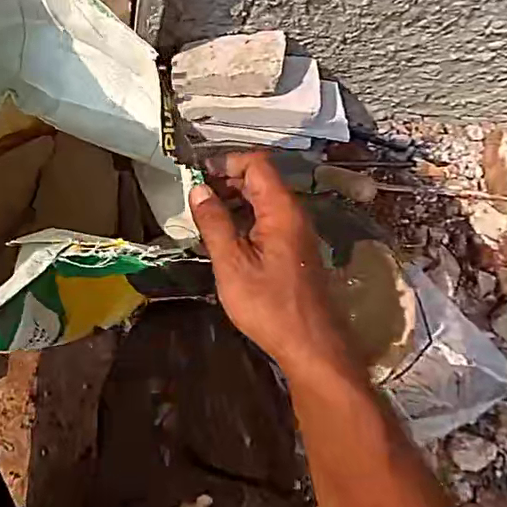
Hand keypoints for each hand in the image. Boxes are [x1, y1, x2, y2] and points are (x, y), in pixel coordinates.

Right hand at [189, 151, 356, 382]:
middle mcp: (293, 213)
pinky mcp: (294, 248)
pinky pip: (268, 218)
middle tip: (196, 194)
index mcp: (281, 209)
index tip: (199, 174)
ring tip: (204, 214)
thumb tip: (198, 189)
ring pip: (263, 200)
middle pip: (260, 179)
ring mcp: (296, 231)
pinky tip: (224, 235)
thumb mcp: (232, 263)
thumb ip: (214, 223)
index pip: (257, 164)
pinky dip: (245, 217)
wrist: (310, 344)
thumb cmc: (269, 305)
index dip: (227, 162)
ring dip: (234, 200)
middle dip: (227, 180)